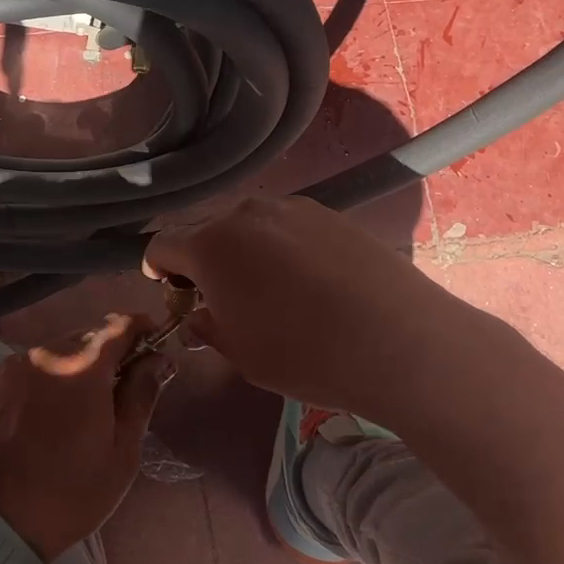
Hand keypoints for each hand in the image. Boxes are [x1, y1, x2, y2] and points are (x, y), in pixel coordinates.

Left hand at [0, 314, 175, 558]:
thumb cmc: (71, 491)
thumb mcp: (122, 451)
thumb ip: (141, 395)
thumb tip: (160, 359)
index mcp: (81, 366)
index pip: (117, 325)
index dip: (140, 327)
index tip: (155, 339)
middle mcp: (45, 352)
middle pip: (87, 336)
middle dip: (110, 350)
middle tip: (125, 382)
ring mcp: (15, 363)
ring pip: (58, 348)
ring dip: (77, 363)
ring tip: (87, 401)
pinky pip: (32, 365)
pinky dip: (49, 375)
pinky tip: (52, 408)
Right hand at [143, 195, 476, 420]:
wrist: (404, 342)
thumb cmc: (306, 354)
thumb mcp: (241, 355)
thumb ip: (208, 327)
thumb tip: (200, 313)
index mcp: (210, 246)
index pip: (162, 246)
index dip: (159, 270)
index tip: (171, 292)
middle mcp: (244, 213)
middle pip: (205, 231)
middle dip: (204, 260)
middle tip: (223, 297)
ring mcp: (291, 207)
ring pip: (249, 225)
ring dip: (245, 251)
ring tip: (273, 289)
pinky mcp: (331, 213)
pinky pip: (288, 226)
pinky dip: (284, 247)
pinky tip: (312, 282)